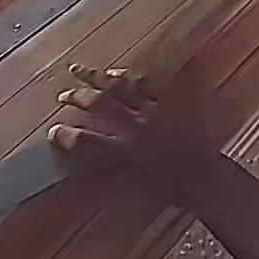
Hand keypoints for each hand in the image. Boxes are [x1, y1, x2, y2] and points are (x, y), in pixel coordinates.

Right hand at [49, 63, 207, 197]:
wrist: (205, 177)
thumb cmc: (169, 189)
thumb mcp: (132, 188)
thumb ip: (107, 172)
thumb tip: (86, 163)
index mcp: (123, 153)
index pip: (84, 141)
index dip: (64, 136)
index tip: (53, 131)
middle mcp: (133, 128)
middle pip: (98, 105)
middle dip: (76, 97)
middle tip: (62, 95)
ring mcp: (151, 110)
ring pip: (118, 87)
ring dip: (95, 78)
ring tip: (77, 69)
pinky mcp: (168, 100)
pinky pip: (144, 83)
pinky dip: (128, 77)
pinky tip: (116, 73)